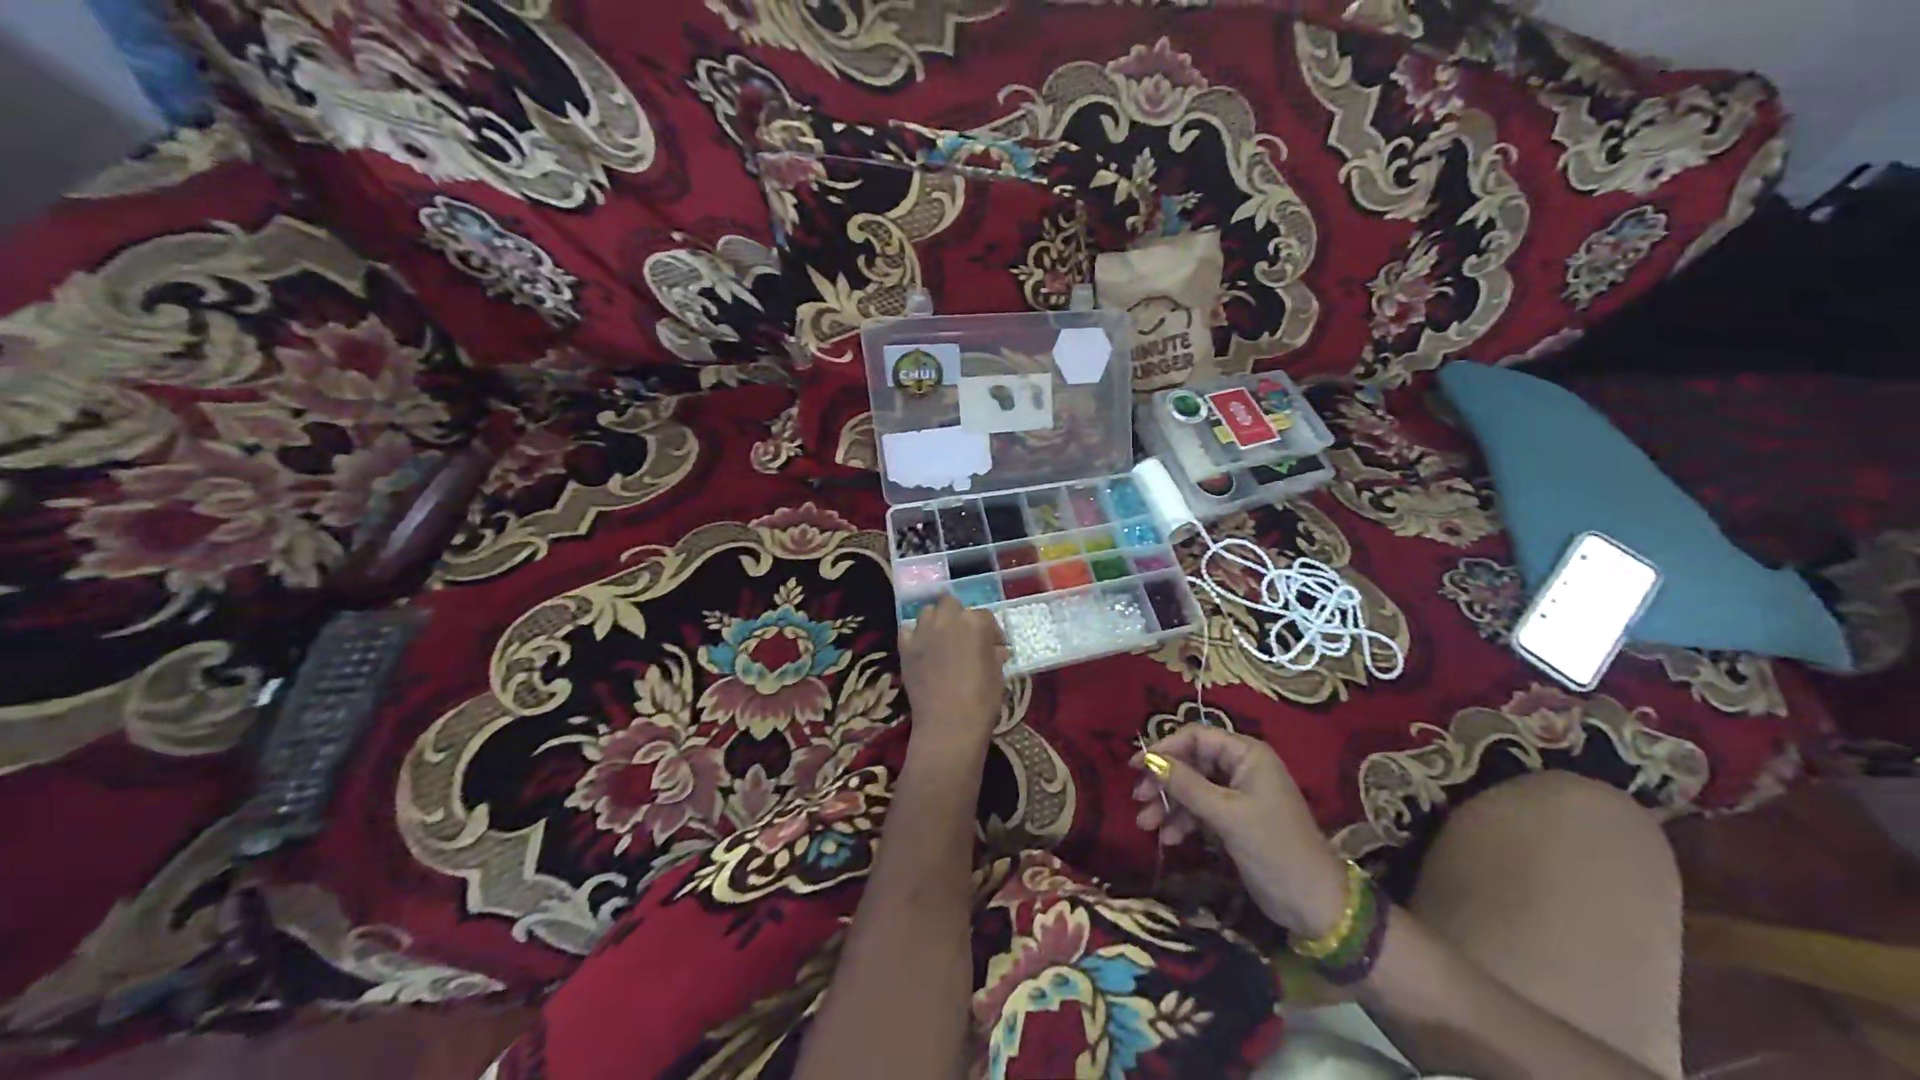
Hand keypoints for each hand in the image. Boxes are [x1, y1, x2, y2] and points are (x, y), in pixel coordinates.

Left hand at [899, 596, 1007, 762]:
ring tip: (941, 639)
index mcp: (975, 623)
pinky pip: (908, 630)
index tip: (994, 645)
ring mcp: (923, 632)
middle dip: (958, 615)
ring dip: (936, 621)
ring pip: (927, 612)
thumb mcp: (997, 675)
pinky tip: (922, 648)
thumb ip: (994, 656)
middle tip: (963, 635)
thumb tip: (996, 650)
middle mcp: (947, 619)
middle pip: (951, 603)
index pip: (985, 616)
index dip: (991, 631)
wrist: (948, 724)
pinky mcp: (905, 647)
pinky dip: (914, 635)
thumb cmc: (981, 700)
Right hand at [1132, 726, 1349, 937]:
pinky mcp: (1235, 819)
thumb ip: (1187, 785)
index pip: (1196, 737)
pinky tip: (1169, 838)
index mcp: (1247, 754)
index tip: (1136, 767)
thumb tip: (1150, 761)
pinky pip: (1200, 809)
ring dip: (1169, 804)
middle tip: (1139, 800)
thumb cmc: (1274, 847)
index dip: (1164, 748)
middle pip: (1191, 761)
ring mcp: (1238, 794)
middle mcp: (1242, 767)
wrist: (1313, 902)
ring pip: (1192, 787)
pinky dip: (1183, 821)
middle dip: (1164, 781)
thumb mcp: (1227, 814)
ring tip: (1146, 825)